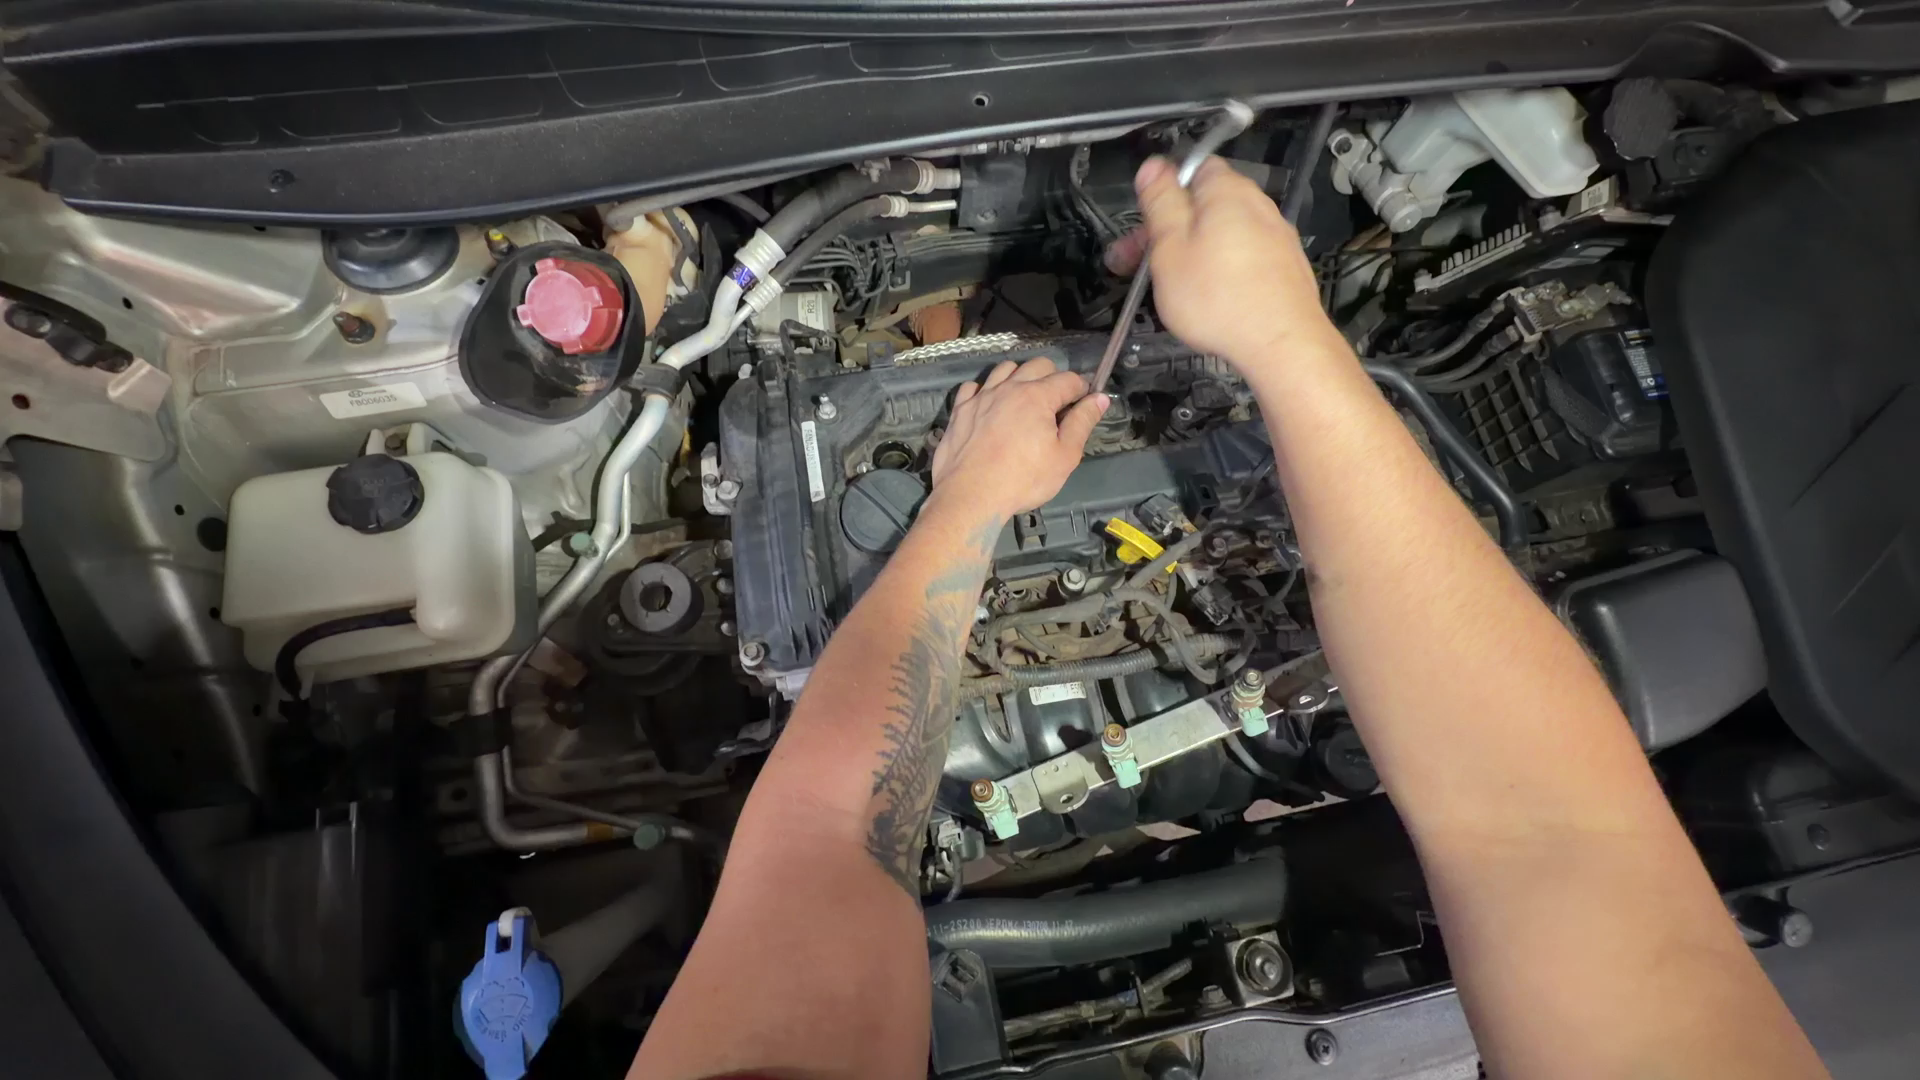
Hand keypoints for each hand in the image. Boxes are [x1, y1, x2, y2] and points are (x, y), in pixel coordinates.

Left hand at [929, 356, 1107, 523]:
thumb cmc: (1023, 480)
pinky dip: (985, 390)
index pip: (1069, 379)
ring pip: (1004, 369)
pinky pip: (973, 386)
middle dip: (1053, 377)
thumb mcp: (1064, 456)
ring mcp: (981, 396)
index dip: (1081, 390)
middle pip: (1037, 365)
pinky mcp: (960, 410)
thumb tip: (1100, 399)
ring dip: (1019, 377)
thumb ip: (1082, 423)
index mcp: (1038, 396)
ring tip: (1024, 399)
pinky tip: (990, 406)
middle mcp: (1009, 387)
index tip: (1083, 403)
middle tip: (1056, 402)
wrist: (971, 496)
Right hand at [1105, 156, 1343, 370]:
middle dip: (1170, 229)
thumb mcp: (1170, 248)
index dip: (1161, 194)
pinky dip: (1221, 269)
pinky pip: (1242, 256)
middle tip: (1140, 263)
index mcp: (1225, 191)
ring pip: (1222, 232)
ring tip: (1172, 285)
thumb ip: (1160, 202)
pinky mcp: (1282, 265)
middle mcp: (1256, 204)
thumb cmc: (1218, 299)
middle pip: (1205, 204)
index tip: (1141, 225)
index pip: (1191, 169)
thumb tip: (1152, 165)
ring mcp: (1274, 235)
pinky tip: (1208, 296)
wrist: (1278, 341)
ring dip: (1194, 250)